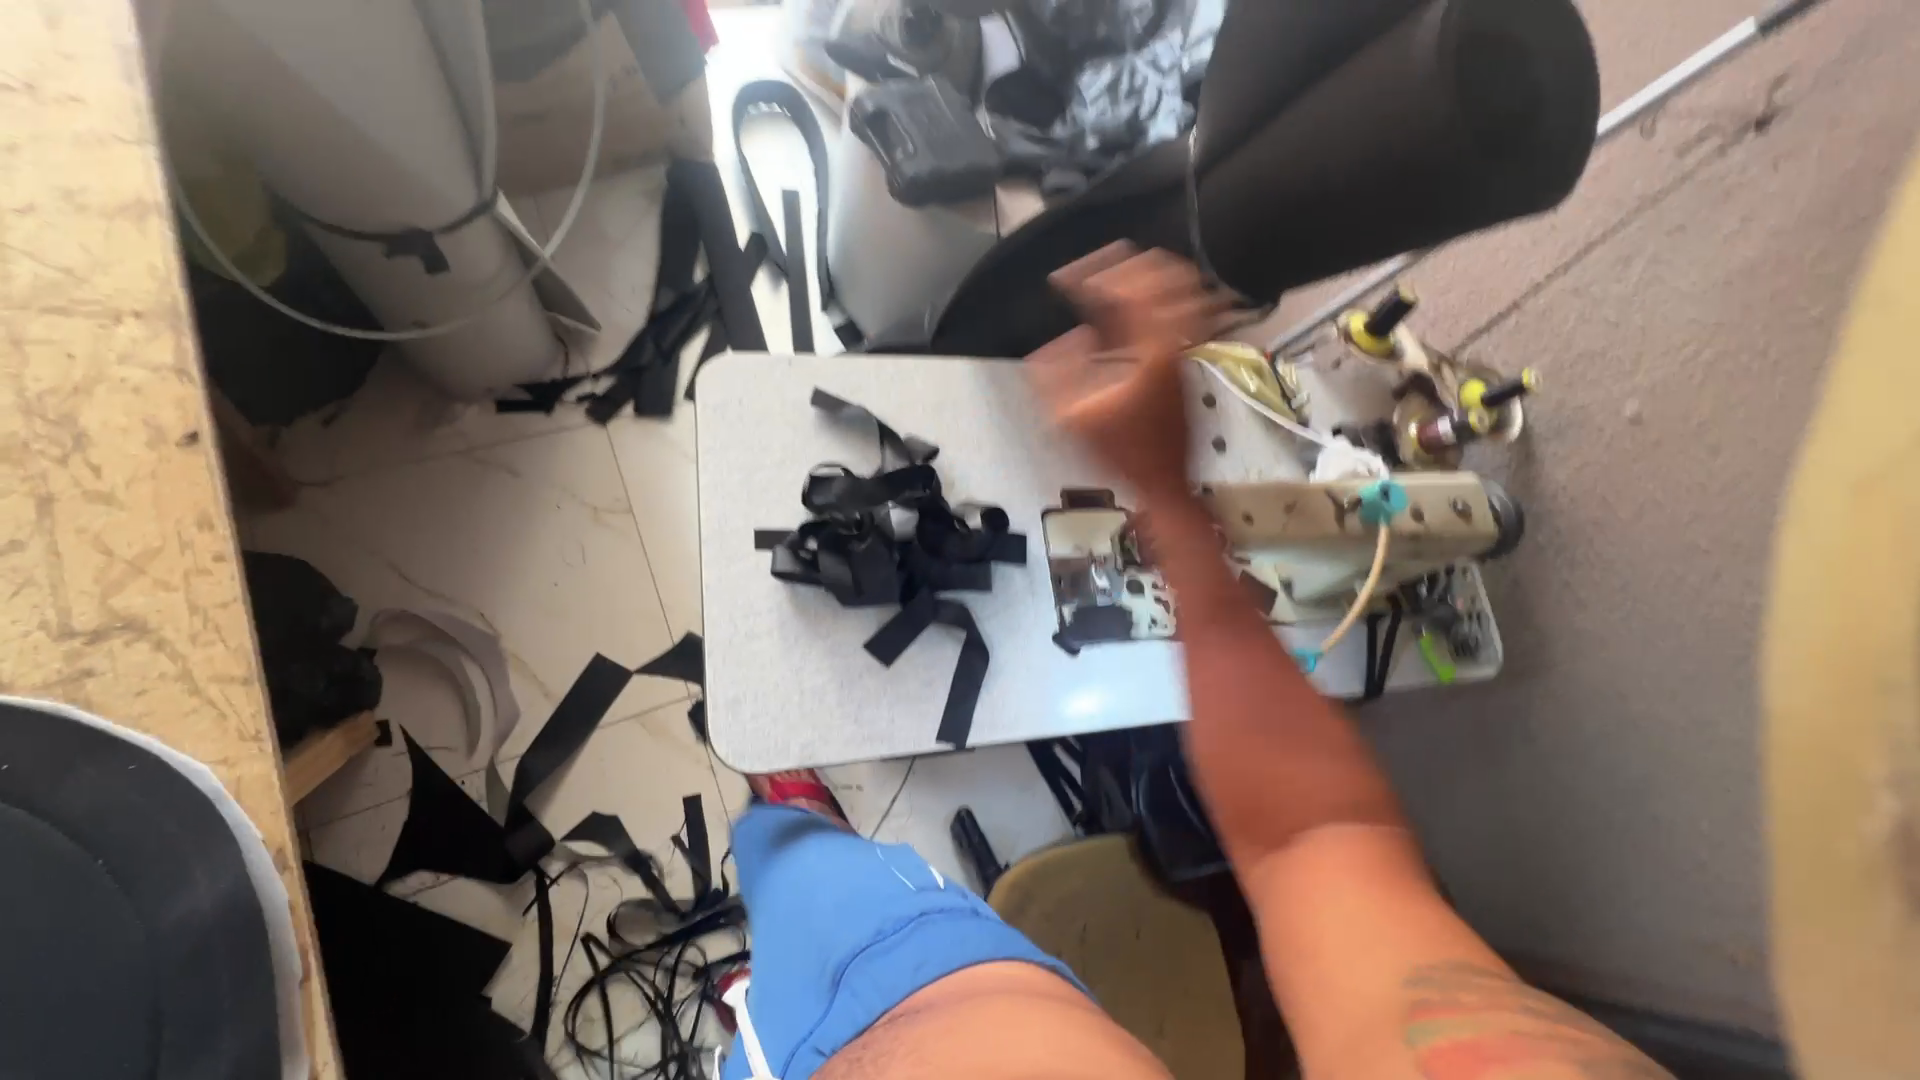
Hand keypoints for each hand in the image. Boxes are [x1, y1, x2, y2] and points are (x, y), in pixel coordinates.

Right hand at [1027, 243, 1223, 501]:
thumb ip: (1058, 374)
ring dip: (1152, 274)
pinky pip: (1187, 312)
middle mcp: (1173, 342)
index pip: (1126, 288)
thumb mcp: (1075, 417)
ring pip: (1183, 290)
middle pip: (1165, 276)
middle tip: (1100, 262)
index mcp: (1147, 350)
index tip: (1066, 278)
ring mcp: (1185, 351)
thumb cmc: (1122, 455)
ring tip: (1125, 271)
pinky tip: (1146, 305)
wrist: (1165, 483)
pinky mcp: (1185, 363)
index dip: (1093, 274)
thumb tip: (1061, 341)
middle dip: (1128, 262)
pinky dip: (1167, 297)